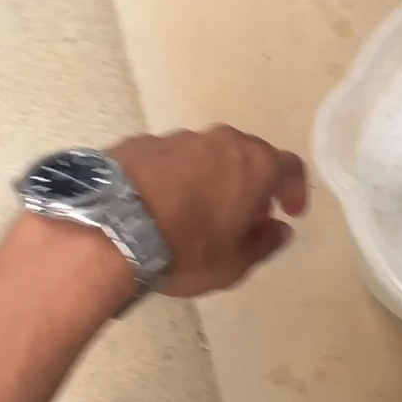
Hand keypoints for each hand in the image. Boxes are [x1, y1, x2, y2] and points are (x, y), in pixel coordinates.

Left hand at [109, 126, 309, 297]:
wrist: (106, 230)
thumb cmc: (184, 250)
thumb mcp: (233, 264)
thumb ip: (264, 244)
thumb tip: (278, 230)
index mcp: (253, 164)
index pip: (290, 167)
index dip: (294, 190)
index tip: (289, 212)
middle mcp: (219, 141)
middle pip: (248, 155)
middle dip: (253, 184)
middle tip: (245, 216)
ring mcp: (176, 138)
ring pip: (207, 154)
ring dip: (212, 178)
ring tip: (197, 212)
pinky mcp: (140, 143)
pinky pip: (170, 159)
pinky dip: (175, 178)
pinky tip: (159, 205)